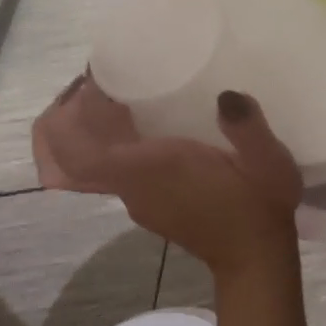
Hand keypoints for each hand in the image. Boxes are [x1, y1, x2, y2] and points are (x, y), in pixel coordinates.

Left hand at [33, 77, 302, 275]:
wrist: (253, 251)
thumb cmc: (261, 201)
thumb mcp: (268, 160)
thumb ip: (247, 126)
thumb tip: (226, 94)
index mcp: (155, 171)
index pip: (86, 152)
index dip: (77, 113)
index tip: (97, 74)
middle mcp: (132, 185)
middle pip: (62, 162)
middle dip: (58, 121)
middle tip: (87, 81)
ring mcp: (133, 196)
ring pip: (74, 168)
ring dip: (70, 132)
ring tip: (101, 95)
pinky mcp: (143, 199)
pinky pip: (99, 169)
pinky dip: (95, 141)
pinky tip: (131, 119)